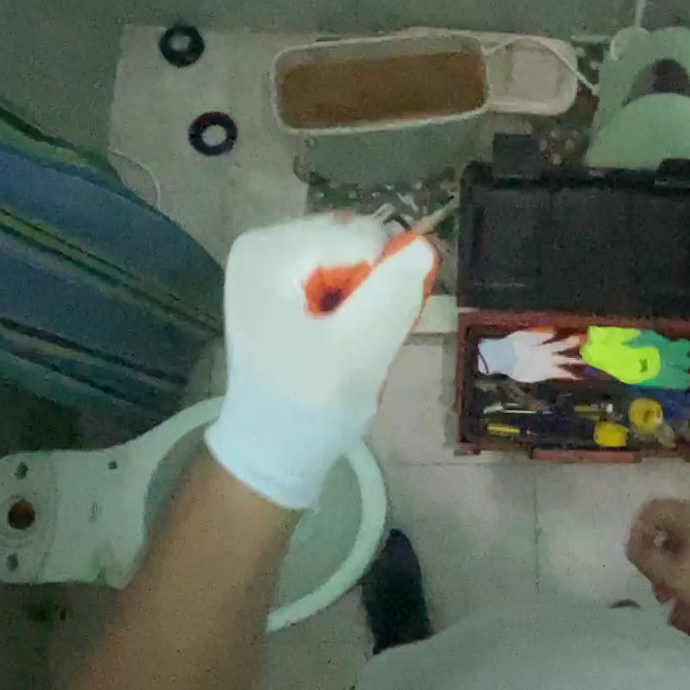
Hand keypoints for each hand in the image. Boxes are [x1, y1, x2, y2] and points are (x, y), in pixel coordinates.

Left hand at [205, 215, 436, 508]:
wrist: (272, 451)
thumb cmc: (308, 409)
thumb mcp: (357, 355)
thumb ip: (392, 296)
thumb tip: (424, 246)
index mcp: (268, 252)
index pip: (363, 238)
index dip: (382, 285)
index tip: (365, 335)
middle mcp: (264, 243)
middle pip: (357, 242)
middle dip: (373, 290)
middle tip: (356, 342)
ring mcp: (272, 261)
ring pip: (356, 257)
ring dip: (368, 299)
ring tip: (346, 343)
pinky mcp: (283, 280)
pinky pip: (344, 272)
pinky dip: (355, 304)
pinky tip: (339, 337)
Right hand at [626, 499, 689, 635]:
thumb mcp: (677, 576)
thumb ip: (648, 559)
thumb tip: (632, 546)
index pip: (651, 510)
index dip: (638, 534)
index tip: (638, 564)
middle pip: (671, 536)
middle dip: (661, 568)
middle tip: (659, 594)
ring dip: (680, 585)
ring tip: (679, 617)